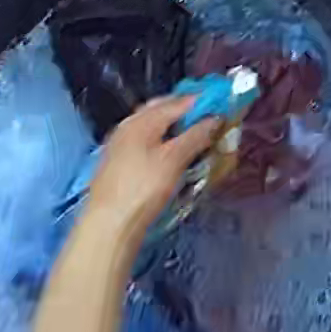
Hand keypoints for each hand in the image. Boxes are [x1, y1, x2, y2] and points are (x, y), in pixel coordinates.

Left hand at [85, 96, 225, 230]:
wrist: (106, 230)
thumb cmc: (143, 189)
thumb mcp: (175, 159)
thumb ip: (198, 134)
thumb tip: (216, 117)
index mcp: (143, 119)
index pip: (181, 101)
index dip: (204, 102)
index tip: (224, 108)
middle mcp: (129, 125)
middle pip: (164, 109)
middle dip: (187, 112)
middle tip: (209, 121)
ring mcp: (119, 145)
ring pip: (153, 126)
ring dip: (175, 127)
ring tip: (193, 137)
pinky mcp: (116, 164)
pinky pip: (145, 141)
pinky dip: (162, 141)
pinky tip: (171, 153)